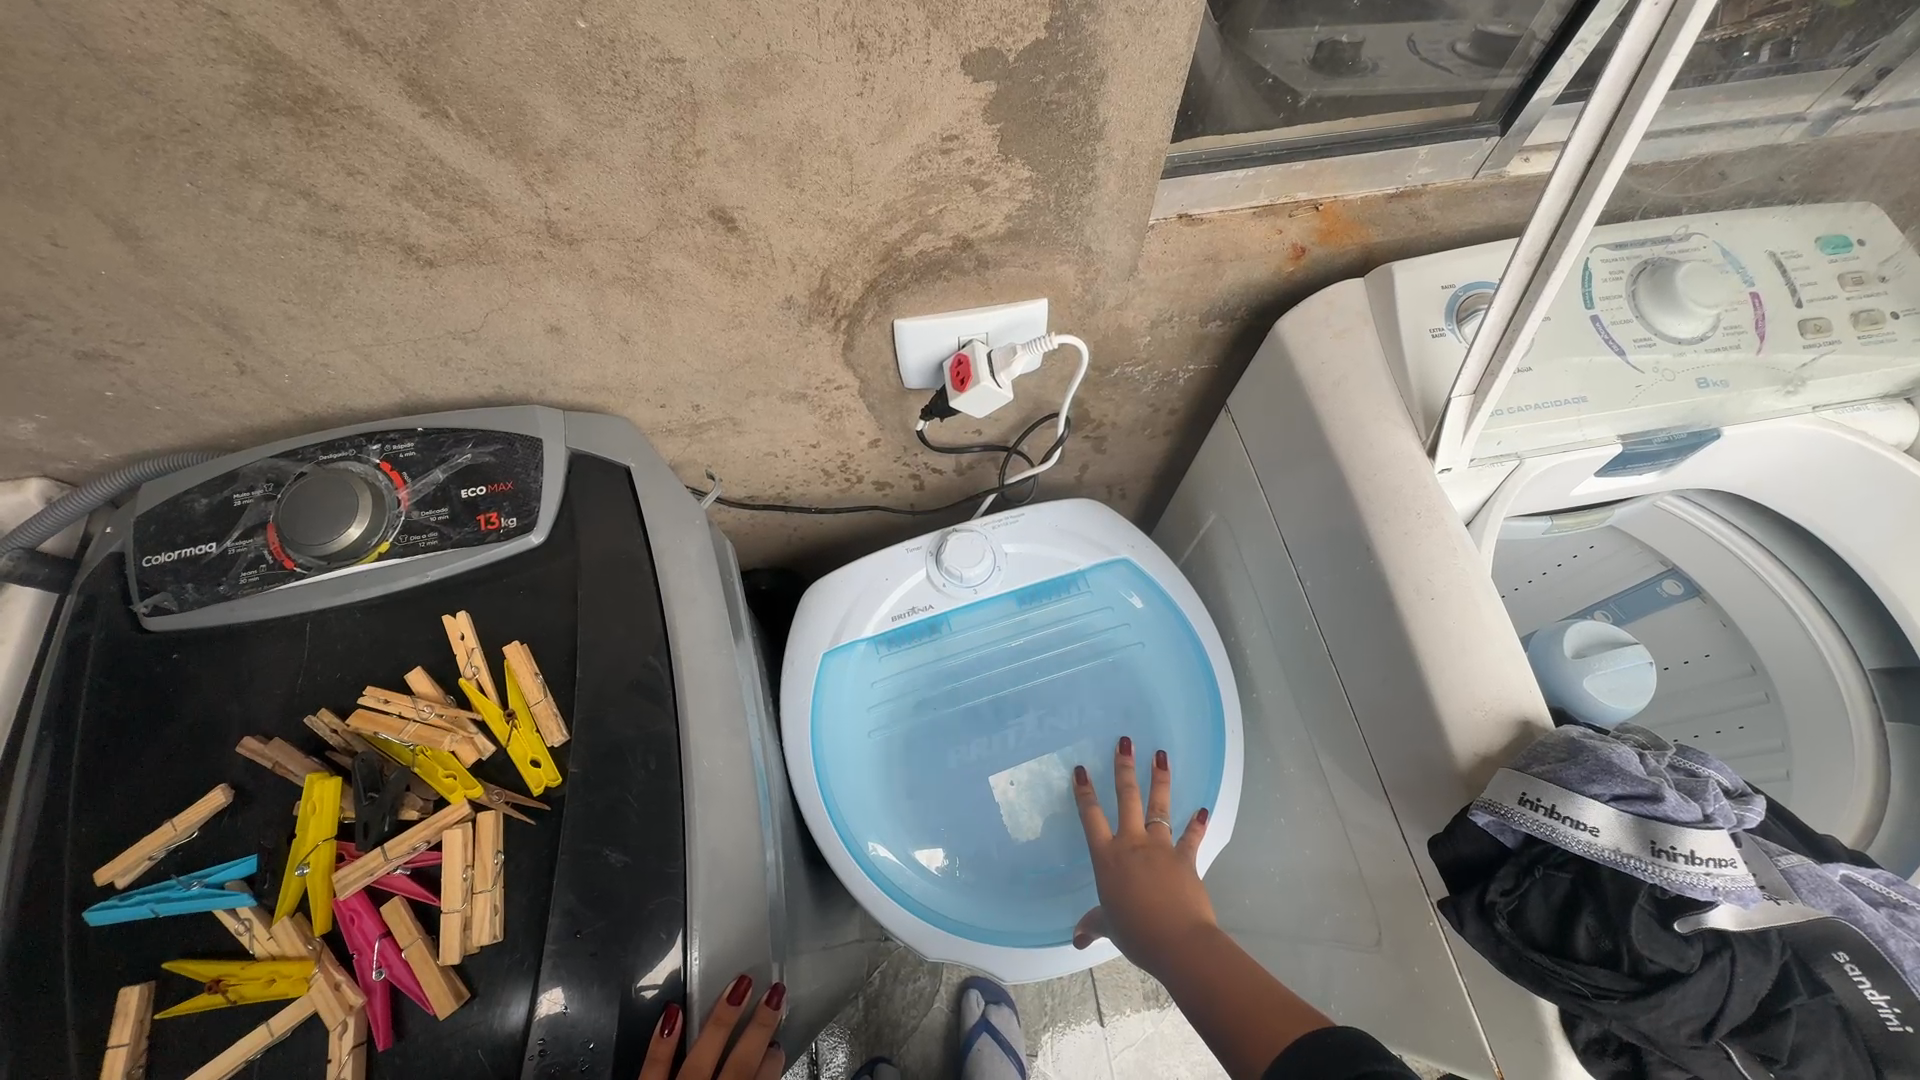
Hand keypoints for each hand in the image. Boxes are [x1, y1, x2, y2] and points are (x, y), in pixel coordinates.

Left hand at [638, 973, 786, 1079]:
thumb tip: (764, 1066)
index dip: (771, 1064)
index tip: (778, 1044)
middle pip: (738, 1066)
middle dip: (758, 1028)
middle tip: (775, 992)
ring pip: (701, 1058)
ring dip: (723, 1020)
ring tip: (741, 983)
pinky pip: (653, 1069)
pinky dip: (662, 1042)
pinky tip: (673, 1011)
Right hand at [1071, 736, 1215, 978]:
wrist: (1178, 942)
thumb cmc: (1136, 933)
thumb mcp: (1109, 927)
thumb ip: (1093, 924)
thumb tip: (1076, 939)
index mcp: (1107, 858)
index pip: (1090, 817)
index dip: (1084, 792)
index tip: (1081, 769)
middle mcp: (1132, 844)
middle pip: (1126, 798)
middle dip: (1124, 768)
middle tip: (1124, 742)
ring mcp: (1161, 848)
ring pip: (1158, 807)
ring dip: (1159, 780)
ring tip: (1160, 754)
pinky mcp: (1186, 859)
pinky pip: (1191, 837)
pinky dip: (1197, 824)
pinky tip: (1202, 809)